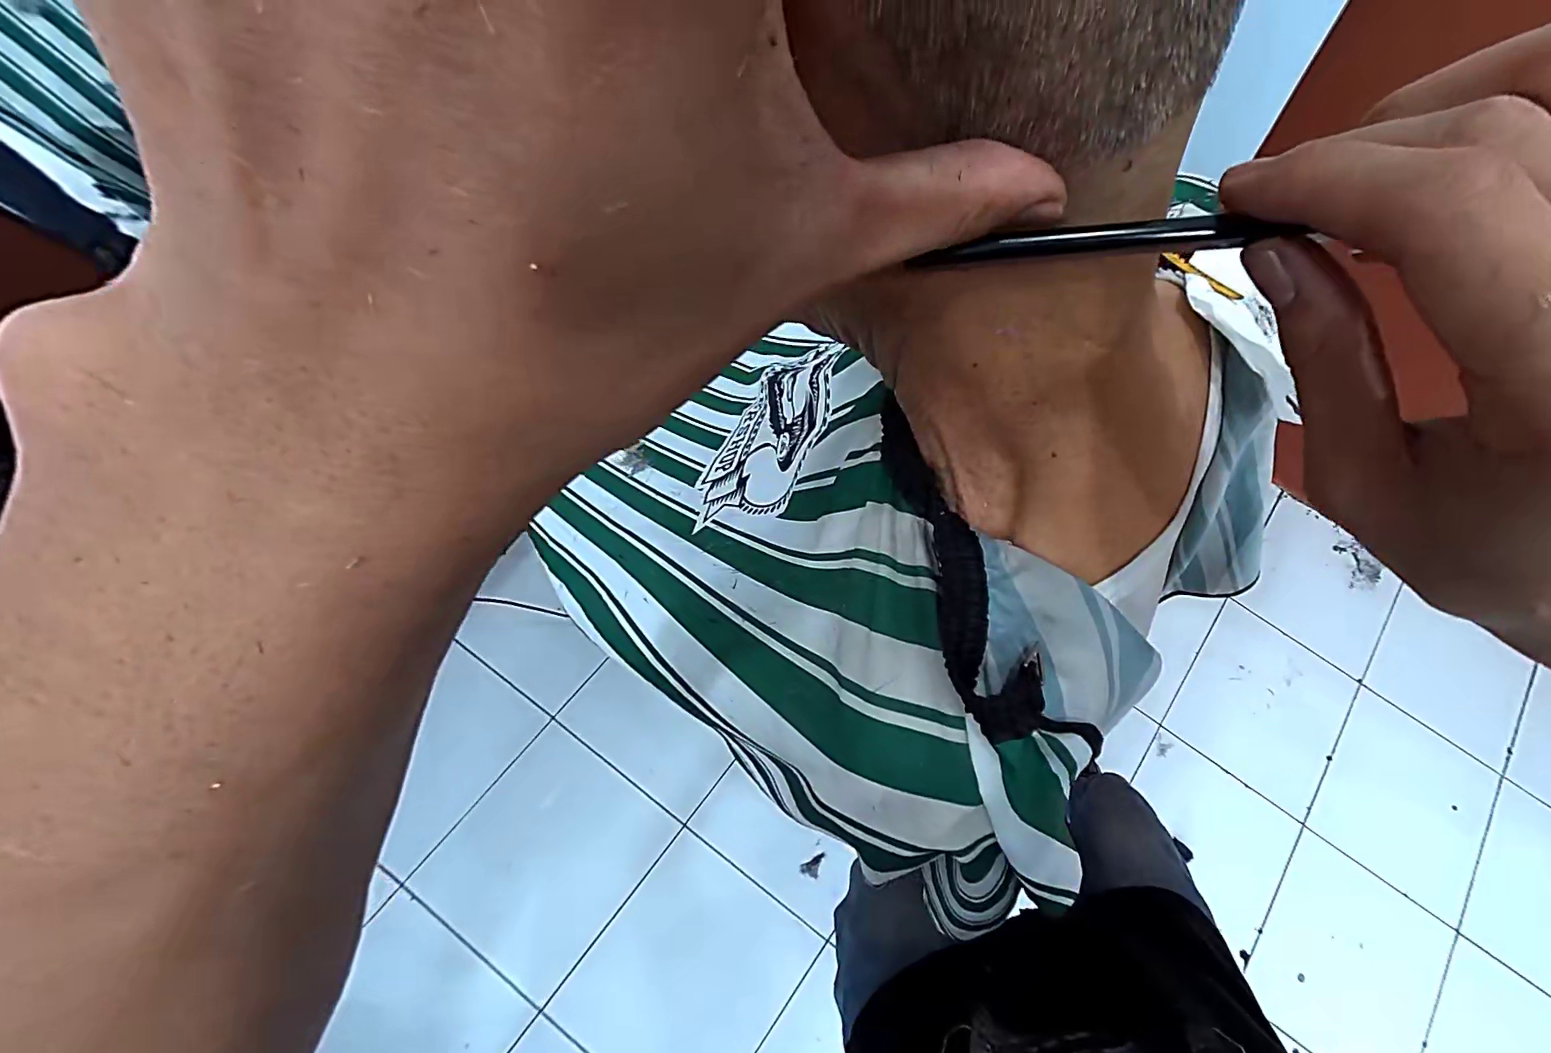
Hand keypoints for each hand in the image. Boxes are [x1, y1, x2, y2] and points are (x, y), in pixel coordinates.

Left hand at [18, 0, 1062, 505]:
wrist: (382, 395)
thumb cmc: (615, 322)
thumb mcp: (799, 245)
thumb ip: (938, 193)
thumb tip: (1046, 187)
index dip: (782, 18)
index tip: (775, 52)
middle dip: (708, 30)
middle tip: (684, 71)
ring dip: (596, 34)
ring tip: (576, 80)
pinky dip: (430, 14)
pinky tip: (454, 59)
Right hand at [1219, 0, 1550, 645]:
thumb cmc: (1479, 554)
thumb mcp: (1361, 485)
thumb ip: (1322, 358)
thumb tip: (1275, 247)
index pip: (1460, 213)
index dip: (1333, 180)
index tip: (1248, 195)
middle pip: (1510, 137)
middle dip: (1358, 152)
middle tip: (1279, 198)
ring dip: (1438, 107)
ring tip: (1362, 178)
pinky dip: (1513, 104)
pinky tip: (1443, 166)